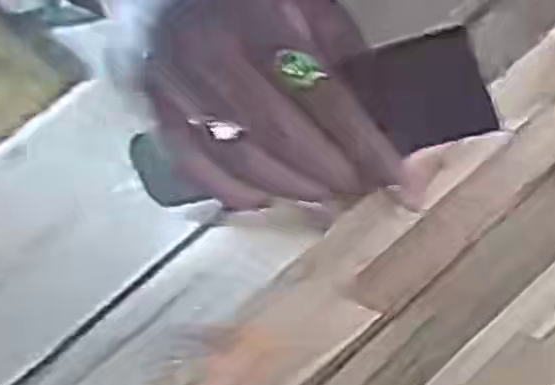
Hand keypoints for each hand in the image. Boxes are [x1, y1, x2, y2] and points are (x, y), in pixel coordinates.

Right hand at [143, 0, 406, 208]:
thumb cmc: (264, 9)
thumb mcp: (318, 20)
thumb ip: (357, 77)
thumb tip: (400, 148)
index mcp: (255, 20)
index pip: (327, 101)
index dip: (372, 154)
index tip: (406, 189)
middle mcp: (204, 48)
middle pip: (285, 137)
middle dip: (338, 176)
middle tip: (365, 191)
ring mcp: (168, 79)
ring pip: (245, 160)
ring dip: (301, 190)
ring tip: (331, 196)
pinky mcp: (148, 105)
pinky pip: (199, 168)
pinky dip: (245, 193)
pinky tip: (277, 197)